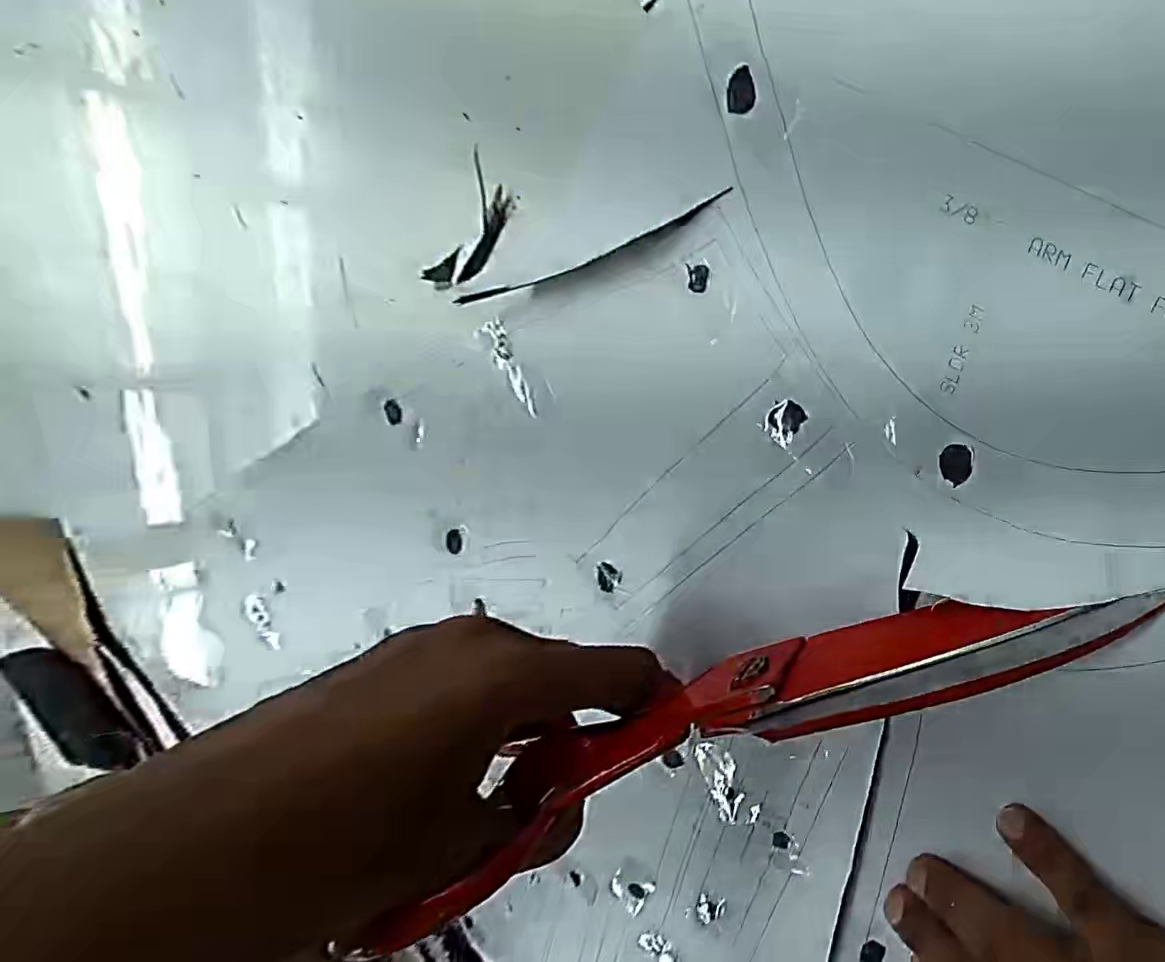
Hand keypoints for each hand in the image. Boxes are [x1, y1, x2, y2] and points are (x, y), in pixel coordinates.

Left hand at [0, 616, 670, 961]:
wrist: (158, 864)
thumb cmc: (314, 852)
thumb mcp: (456, 851)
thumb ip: (534, 820)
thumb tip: (558, 810)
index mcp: (508, 673)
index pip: (623, 670)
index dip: (653, 701)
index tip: (661, 727)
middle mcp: (471, 644)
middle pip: (566, 676)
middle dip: (574, 733)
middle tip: (556, 792)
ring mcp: (419, 650)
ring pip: (510, 683)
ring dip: (520, 733)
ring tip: (483, 802)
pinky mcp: (376, 666)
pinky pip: (459, 684)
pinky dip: (473, 725)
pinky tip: (430, 785)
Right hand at [886, 804, 1164, 960]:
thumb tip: (1021, 956)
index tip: (906, 942)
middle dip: (936, 934)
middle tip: (906, 893)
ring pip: (1012, 937)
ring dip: (964, 901)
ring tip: (929, 869)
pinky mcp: (1136, 943)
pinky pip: (1082, 893)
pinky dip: (1044, 856)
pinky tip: (1011, 819)